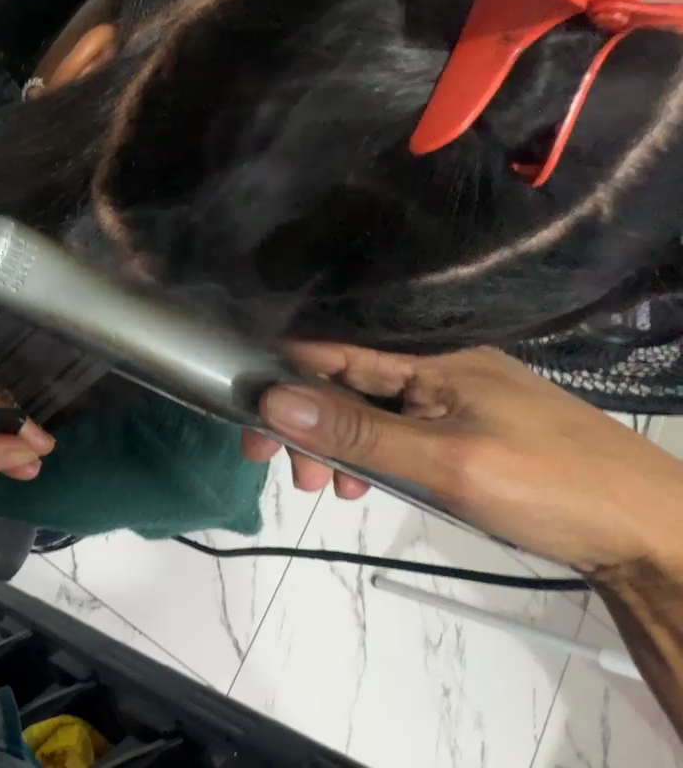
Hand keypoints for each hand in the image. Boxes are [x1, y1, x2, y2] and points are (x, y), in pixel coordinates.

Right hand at [255, 343, 682, 572]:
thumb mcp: (446, 464)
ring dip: (329, 445)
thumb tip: (269, 400)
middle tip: (281, 468)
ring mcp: (447, 394)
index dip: (276, 379)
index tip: (247, 422)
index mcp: (430, 356)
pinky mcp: (457, 424)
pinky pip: (388, 428)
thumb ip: (355, 432)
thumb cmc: (556, 489)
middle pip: (336, 380)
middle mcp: (432, 364)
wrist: (664, 541)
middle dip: (300, 423)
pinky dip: (364, 455)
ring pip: (358, 408)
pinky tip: (360, 484)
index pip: (324, 348)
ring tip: (323, 488)